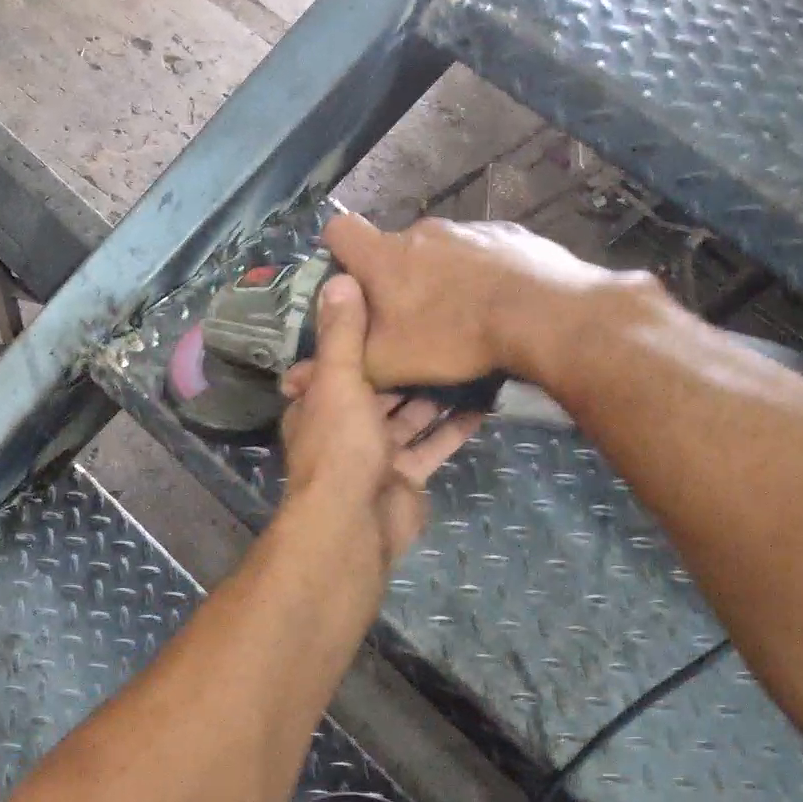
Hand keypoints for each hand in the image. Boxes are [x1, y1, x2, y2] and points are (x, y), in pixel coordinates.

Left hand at [278, 275, 481, 564]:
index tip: (398, 309)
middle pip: (378, 390)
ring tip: (475, 360)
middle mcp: (342, 427)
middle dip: (409, 367)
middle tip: (450, 331)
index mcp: (317, 404)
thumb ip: (343, 335)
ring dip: (436, 395)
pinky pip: (432, 446)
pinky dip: (453, 428)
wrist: (355, 521)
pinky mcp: (405, 477)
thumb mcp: (338, 380)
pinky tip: (486, 403)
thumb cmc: (341, 446)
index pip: (339, 364)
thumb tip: (337, 280)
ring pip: (408, 417)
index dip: (364, 339)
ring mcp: (374, 455)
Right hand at [322, 213, 644, 387]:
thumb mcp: (382, 364)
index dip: (333, 250)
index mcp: (383, 257)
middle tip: (399, 321)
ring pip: (437, 253)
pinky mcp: (513, 236)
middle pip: (391, 249)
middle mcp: (422, 231)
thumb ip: (336, 365)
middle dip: (390, 279)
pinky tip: (490, 309)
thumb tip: (290, 381)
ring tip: (452, 320)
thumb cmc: (449, 337)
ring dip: (435, 278)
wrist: (547, 316)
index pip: (339, 231)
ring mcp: (471, 230)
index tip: (342, 279)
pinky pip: (480, 255)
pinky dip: (476, 277)